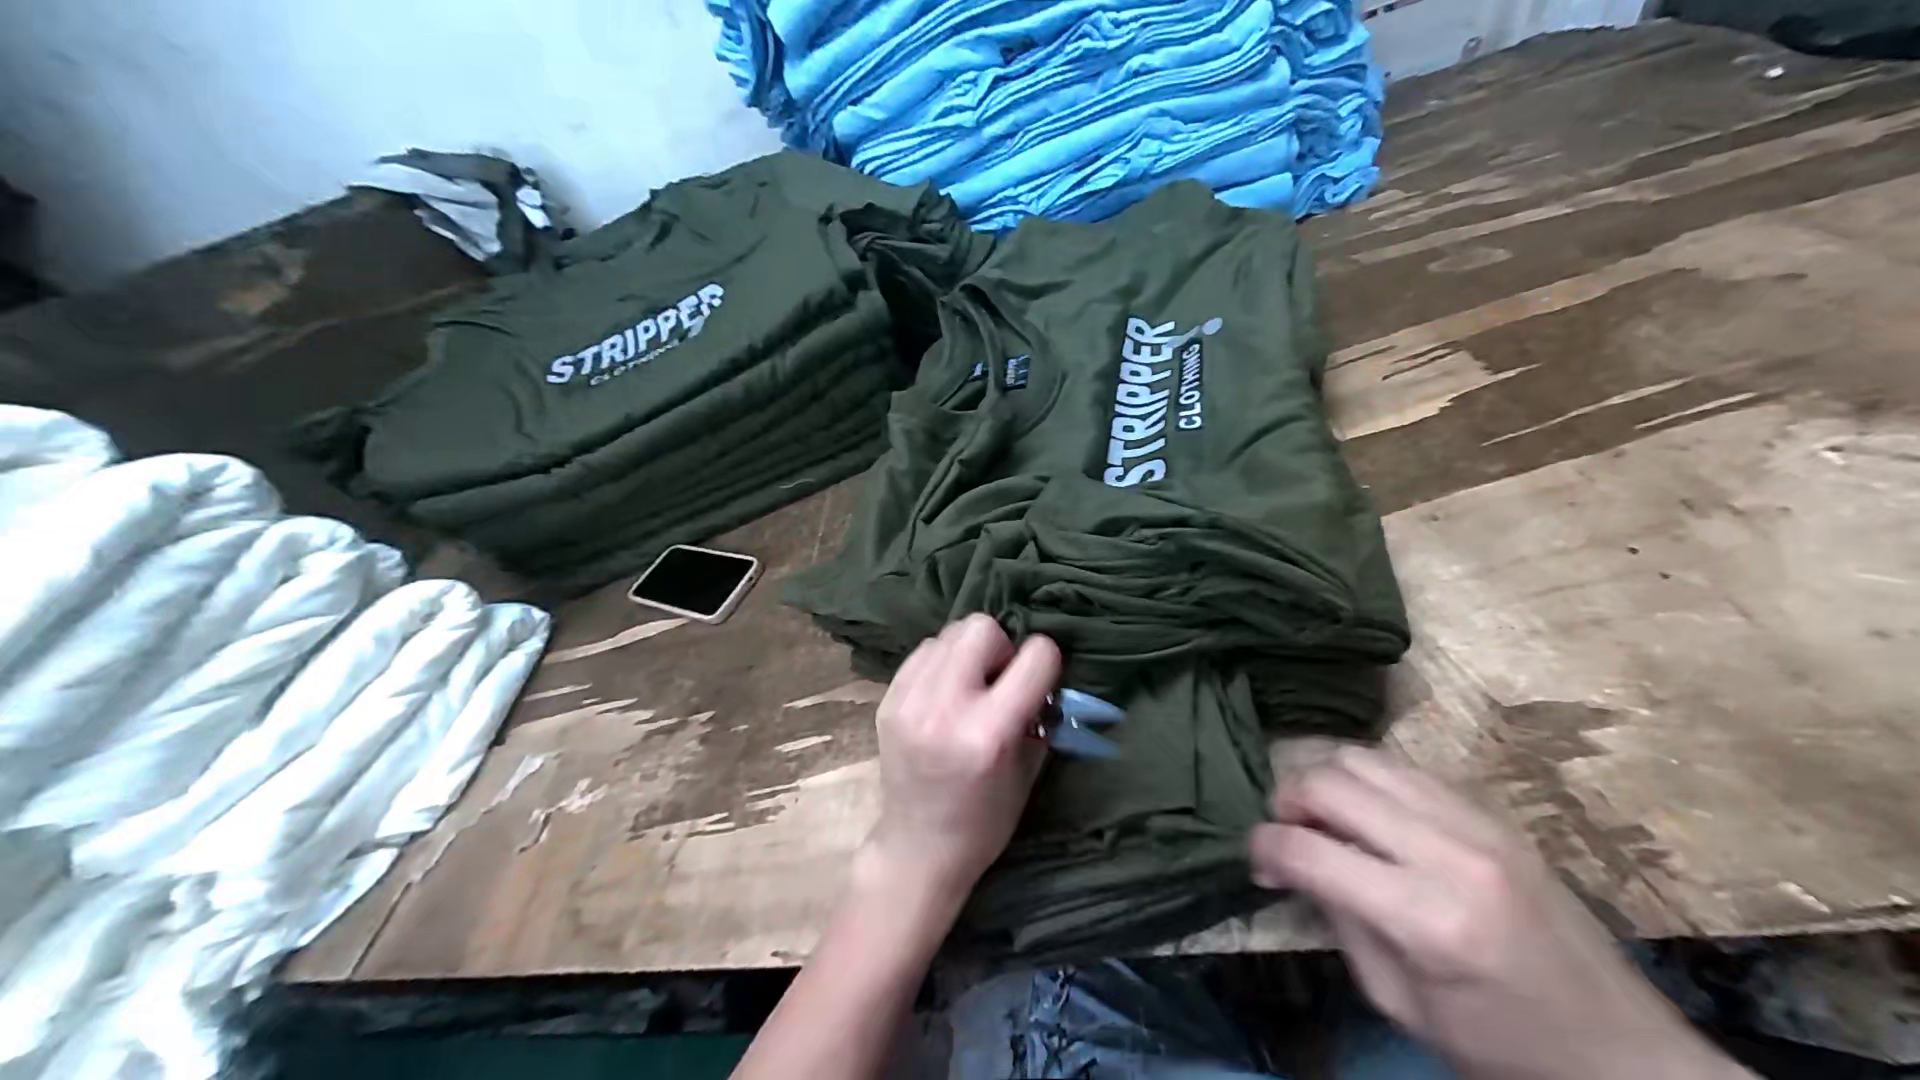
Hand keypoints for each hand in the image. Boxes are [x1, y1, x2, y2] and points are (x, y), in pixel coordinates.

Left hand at [864, 614, 1059, 899]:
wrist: (918, 848)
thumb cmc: (986, 819)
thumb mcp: (1029, 769)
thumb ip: (1039, 713)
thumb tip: (1043, 670)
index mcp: (988, 733)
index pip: (1034, 657)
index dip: (1046, 661)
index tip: (1041, 678)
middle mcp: (945, 708)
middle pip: (981, 627)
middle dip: (1001, 647)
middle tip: (999, 680)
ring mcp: (909, 702)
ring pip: (949, 634)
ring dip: (968, 652)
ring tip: (970, 686)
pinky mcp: (888, 701)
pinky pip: (923, 652)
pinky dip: (941, 663)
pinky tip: (945, 694)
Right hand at [1250, 747, 1746, 1079]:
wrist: (1627, 1053)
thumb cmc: (1502, 1047)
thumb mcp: (1399, 1002)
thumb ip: (1337, 919)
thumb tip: (1287, 862)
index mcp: (1429, 919)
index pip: (1309, 849)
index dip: (1263, 847)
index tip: (1256, 862)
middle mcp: (1452, 852)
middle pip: (1329, 782)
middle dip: (1286, 801)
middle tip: (1286, 834)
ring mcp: (1478, 823)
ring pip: (1361, 757)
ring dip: (1323, 782)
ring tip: (1323, 819)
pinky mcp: (1492, 813)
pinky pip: (1401, 767)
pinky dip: (1365, 782)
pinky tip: (1369, 818)